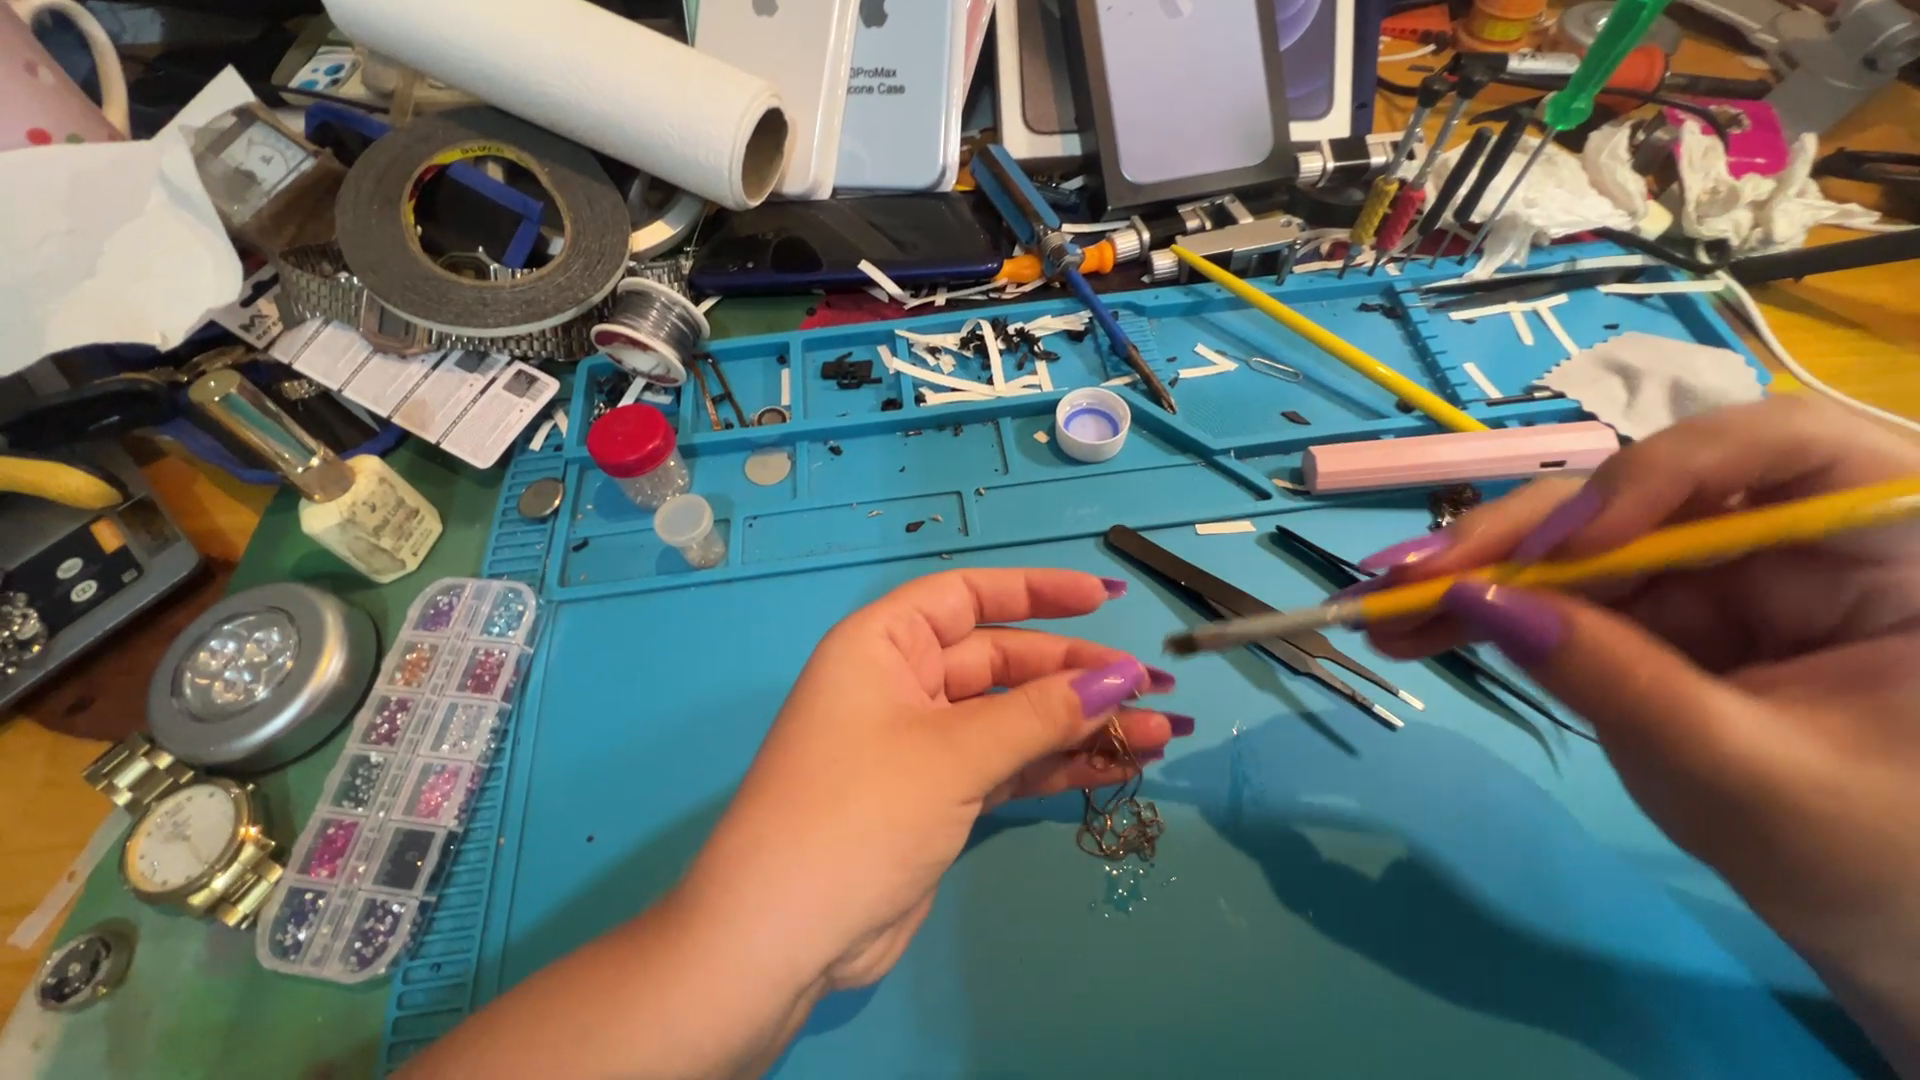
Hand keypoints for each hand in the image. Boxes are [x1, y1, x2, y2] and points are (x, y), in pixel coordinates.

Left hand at [401, 569, 1184, 1079]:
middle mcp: (905, 683)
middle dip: (1077, 674)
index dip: (1037, 591)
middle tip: (1151, 688)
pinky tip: (1120, 766)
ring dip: (1081, 725)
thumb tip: (1120, 678)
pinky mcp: (940, 795)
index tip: (1104, 597)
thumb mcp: (953, 753)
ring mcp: (924, 743)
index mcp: (886, 644)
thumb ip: (1040, 714)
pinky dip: (1059, 764)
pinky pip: (1010, 764)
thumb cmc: (859, 811)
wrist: (785, 934)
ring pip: (1015, 718)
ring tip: (1159, 732)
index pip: (967, 595)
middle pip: (1004, 662)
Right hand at [1349, 397, 1919, 1071]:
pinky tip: (1407, 630)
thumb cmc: (1866, 855)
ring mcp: (1706, 573)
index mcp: (1892, 549)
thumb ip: (1608, 677)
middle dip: (1510, 538)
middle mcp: (1786, 536)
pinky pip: (1547, 593)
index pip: (1784, 449)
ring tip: (1377, 611)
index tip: (1568, 544)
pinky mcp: (1646, 610)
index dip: (1663, 473)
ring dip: (1465, 576)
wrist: (1879, 922)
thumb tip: (1475, 600)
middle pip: (1631, 496)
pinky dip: (1477, 612)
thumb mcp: (1735, 769)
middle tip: (1406, 578)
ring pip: (1566, 542)